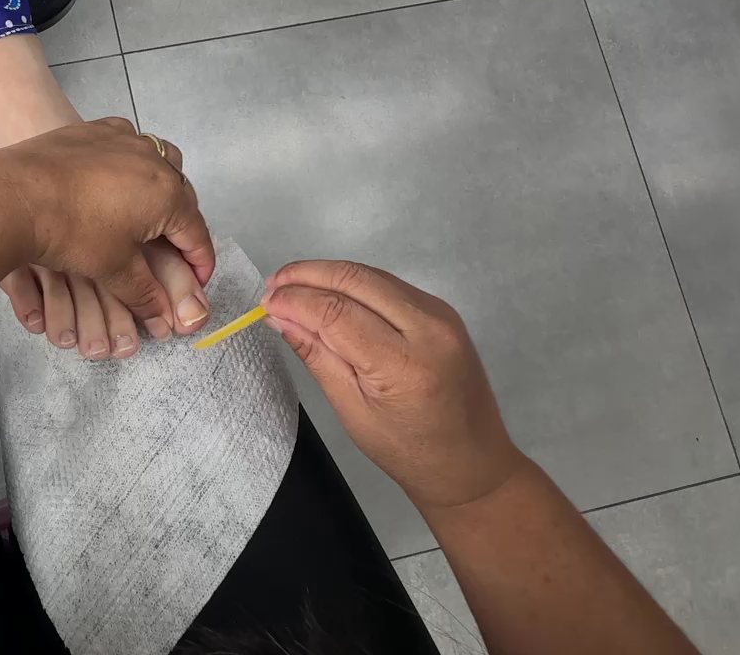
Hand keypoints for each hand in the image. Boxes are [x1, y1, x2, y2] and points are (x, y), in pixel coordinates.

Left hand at [0, 36, 209, 356]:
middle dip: (181, 226)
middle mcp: (154, 158)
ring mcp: (123, 137)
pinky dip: (126, 163)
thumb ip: (145, 294)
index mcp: (169, 193)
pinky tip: (111, 182)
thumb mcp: (113, 269)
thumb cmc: (72, 233)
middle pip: (181, 195)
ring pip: (156, 163)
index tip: (196, 282)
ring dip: (158, 188)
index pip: (197, 233)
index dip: (200, 263)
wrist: (14, 195)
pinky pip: (123, 145)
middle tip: (169, 253)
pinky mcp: (93, 129)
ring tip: (143, 214)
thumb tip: (164, 319)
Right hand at [262, 261, 524, 509]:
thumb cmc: (408, 451)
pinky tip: (325, 292)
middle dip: (306, 275)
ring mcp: (440, 315)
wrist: (475, 466)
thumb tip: (277, 316)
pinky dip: (349, 281)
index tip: (264, 303)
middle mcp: (428, 330)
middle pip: (354, 279)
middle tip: (272, 285)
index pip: (336, 313)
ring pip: (368, 274)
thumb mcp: (351, 411)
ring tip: (290, 286)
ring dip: (325, 273)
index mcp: (405, 366)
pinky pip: (384, 283)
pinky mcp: (440, 310)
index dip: (294, 301)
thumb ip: (316, 356)